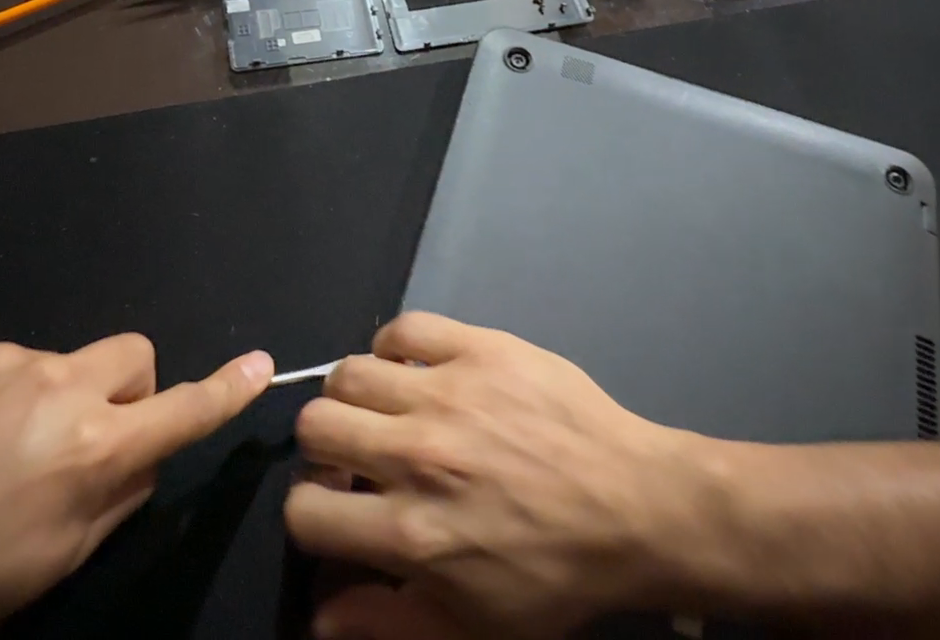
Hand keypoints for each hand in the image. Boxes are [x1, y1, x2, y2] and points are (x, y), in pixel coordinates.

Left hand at [0, 335, 272, 639]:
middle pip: (130, 355)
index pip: (183, 409)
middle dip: (122, 391)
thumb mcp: (57, 562)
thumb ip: (118, 495)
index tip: (260, 365)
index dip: (228, 390)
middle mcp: (52, 388)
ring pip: (51, 363)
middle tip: (75, 440)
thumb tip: (143, 452)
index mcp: (89, 450)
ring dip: (39, 398)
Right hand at [285, 312, 742, 638]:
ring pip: (349, 373)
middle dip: (327, 447)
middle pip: (316, 427)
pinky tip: (415, 369)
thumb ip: (385, 622)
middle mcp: (416, 456)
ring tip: (386, 408)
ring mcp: (449, 394)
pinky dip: (395, 346)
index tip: (340, 505)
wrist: (635, 505)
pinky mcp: (482, 349)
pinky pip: (405, 328)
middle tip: (361, 454)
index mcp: (410, 533)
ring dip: (356, 396)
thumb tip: (317, 613)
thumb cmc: (555, 572)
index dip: (313, 511)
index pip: (304, 509)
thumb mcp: (472, 626)